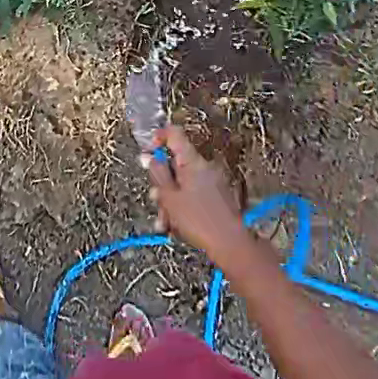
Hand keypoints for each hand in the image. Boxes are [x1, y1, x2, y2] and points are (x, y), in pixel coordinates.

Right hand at [143, 127, 249, 263]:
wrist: (230, 244)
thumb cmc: (199, 220)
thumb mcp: (169, 197)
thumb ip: (158, 175)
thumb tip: (147, 157)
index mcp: (192, 161)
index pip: (174, 134)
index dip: (158, 137)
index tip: (147, 150)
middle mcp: (204, 166)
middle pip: (175, 164)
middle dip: (163, 182)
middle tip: (157, 200)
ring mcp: (212, 181)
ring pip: (182, 183)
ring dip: (171, 200)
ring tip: (166, 223)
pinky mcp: (216, 196)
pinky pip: (193, 194)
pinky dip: (183, 206)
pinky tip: (178, 226)